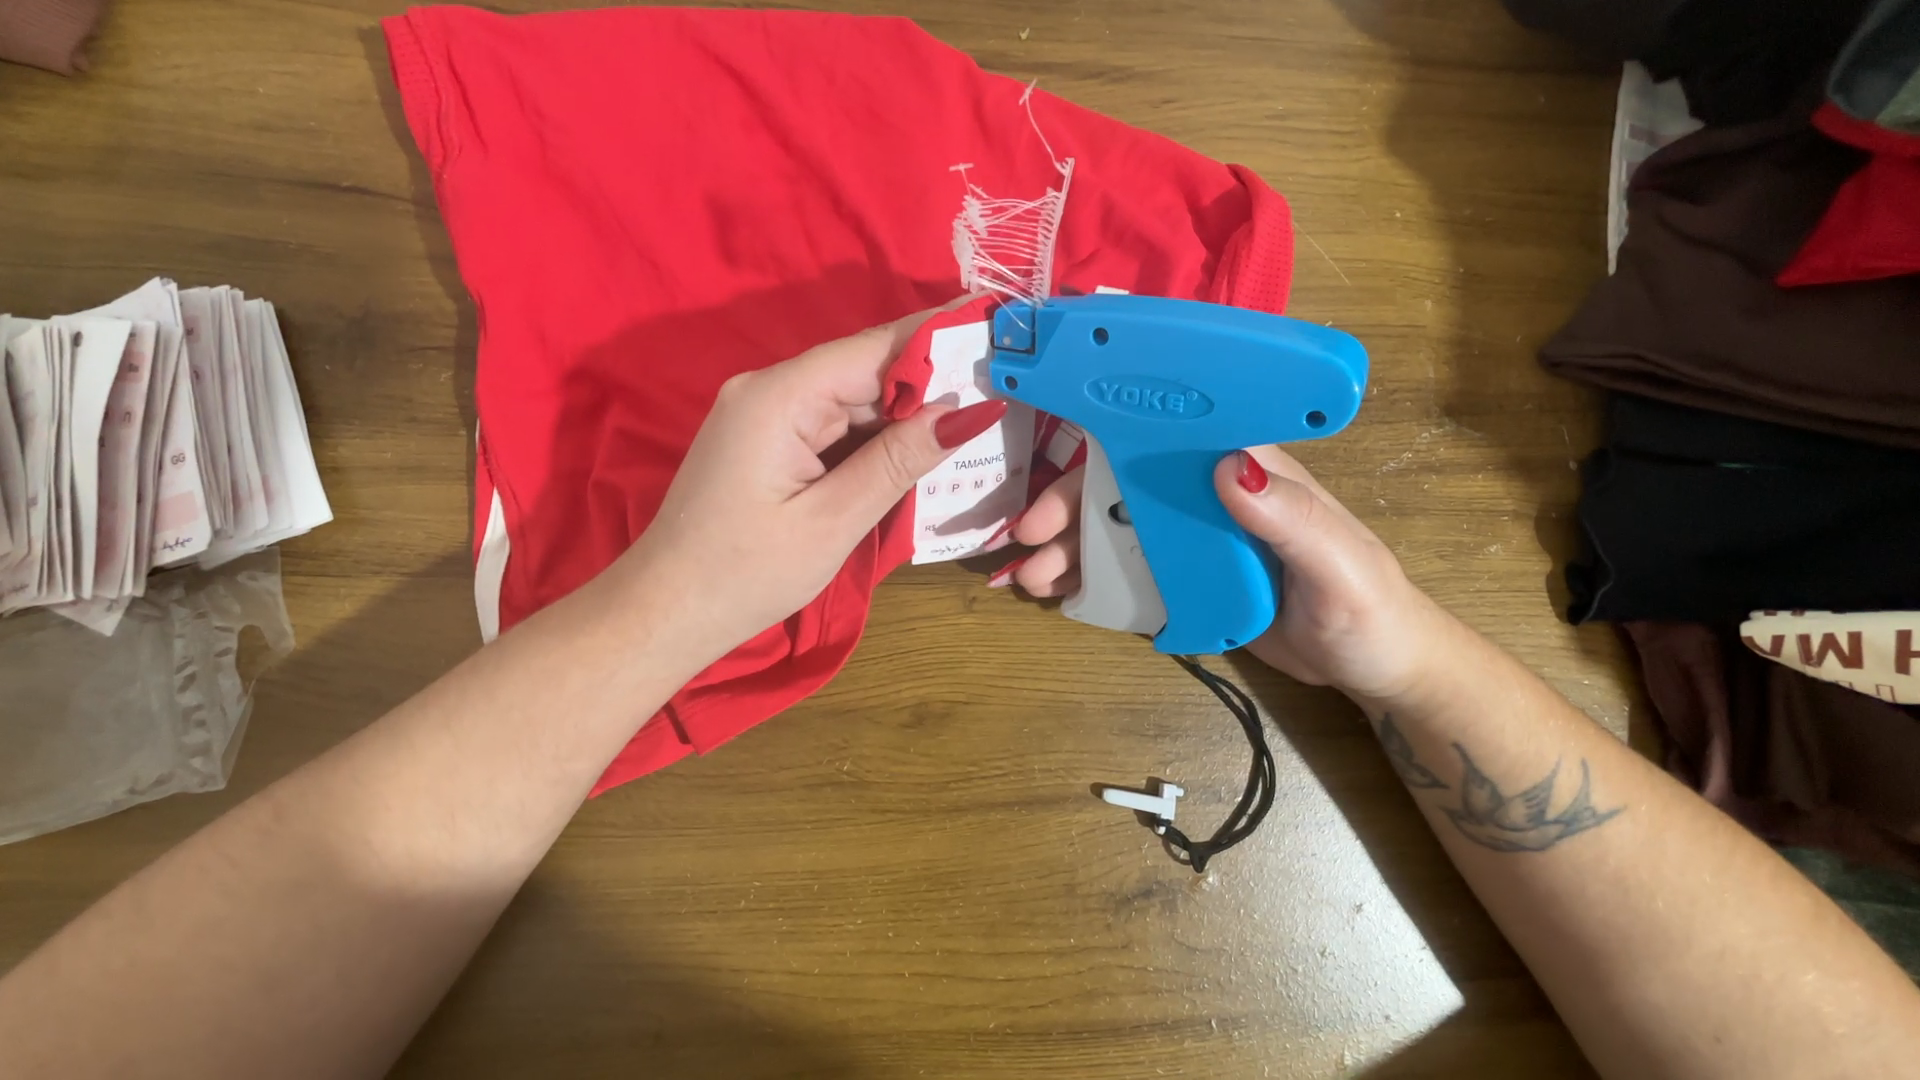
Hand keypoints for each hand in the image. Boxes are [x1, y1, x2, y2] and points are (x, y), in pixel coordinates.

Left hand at [617, 303, 1005, 666]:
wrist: (667, 612)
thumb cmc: (745, 574)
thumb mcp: (832, 521)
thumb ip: (899, 460)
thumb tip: (969, 409)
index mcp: (781, 396)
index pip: (876, 348)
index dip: (942, 337)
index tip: (1004, 328)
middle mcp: (772, 389)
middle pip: (868, 369)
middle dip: (935, 378)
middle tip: (1007, 384)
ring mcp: (768, 414)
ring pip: (857, 399)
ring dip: (912, 411)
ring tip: (981, 415)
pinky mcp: (771, 441)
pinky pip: (837, 425)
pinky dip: (880, 437)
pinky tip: (923, 448)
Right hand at [996, 446, 1455, 702]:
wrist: (1372, 668)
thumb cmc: (1368, 609)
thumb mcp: (1339, 563)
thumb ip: (1292, 518)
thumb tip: (1227, 467)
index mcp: (1248, 471)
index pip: (1167, 440)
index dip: (1107, 447)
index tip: (1059, 475)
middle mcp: (1211, 495)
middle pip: (1125, 485)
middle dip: (1069, 508)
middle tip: (1027, 542)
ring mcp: (1195, 538)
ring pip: (1118, 529)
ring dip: (1070, 549)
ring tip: (1032, 581)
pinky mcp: (1189, 579)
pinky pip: (1130, 571)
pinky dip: (1091, 581)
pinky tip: (1062, 595)